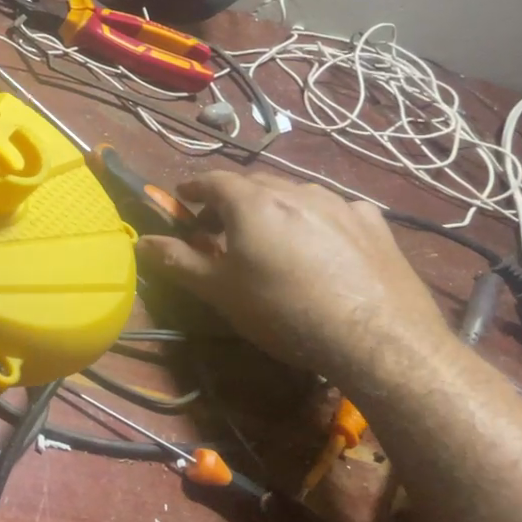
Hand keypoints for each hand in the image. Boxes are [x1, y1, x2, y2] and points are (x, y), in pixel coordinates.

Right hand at [135, 172, 446, 374]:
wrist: (381, 341)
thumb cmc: (284, 310)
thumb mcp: (218, 290)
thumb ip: (176, 260)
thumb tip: (140, 241)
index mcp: (253, 203)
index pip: (213, 180)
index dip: (192, 189)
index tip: (182, 202)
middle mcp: (297, 192)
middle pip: (255, 183)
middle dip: (231, 199)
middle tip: (220, 227)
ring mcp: (342, 206)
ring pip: (296, 194)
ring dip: (274, 207)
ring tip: (270, 237)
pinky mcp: (377, 227)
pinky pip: (336, 210)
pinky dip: (317, 218)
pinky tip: (322, 244)